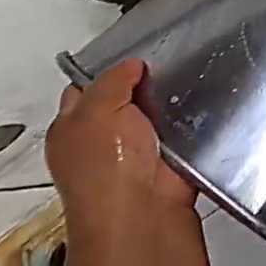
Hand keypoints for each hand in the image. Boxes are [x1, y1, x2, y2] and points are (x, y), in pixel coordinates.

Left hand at [45, 59, 196, 235]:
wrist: (142, 211)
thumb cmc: (105, 167)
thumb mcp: (97, 109)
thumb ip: (112, 80)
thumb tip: (131, 66)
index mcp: (72, 128)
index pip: (84, 90)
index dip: (103, 71)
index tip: (127, 54)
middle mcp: (100, 141)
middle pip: (122, 99)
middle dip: (140, 84)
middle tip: (159, 64)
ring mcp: (135, 152)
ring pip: (152, 113)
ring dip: (165, 103)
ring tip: (179, 82)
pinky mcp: (167, 161)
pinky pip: (179, 130)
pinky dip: (187, 121)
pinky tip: (193, 108)